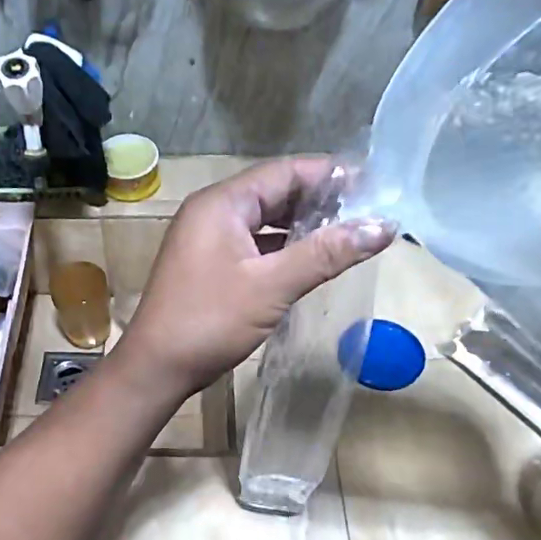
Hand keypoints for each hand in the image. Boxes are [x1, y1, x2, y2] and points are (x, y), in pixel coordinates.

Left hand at [111, 156, 396, 399]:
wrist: (157, 368)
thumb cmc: (211, 321)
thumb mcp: (272, 286)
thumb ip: (327, 254)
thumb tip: (383, 226)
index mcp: (222, 203)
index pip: (284, 172)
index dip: (330, 175)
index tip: (372, 185)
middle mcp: (212, 212)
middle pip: (274, 193)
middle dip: (320, 201)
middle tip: (366, 212)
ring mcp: (208, 240)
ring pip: (264, 222)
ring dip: (302, 227)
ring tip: (347, 235)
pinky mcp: (209, 266)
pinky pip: (253, 246)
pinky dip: (282, 250)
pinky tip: (310, 262)